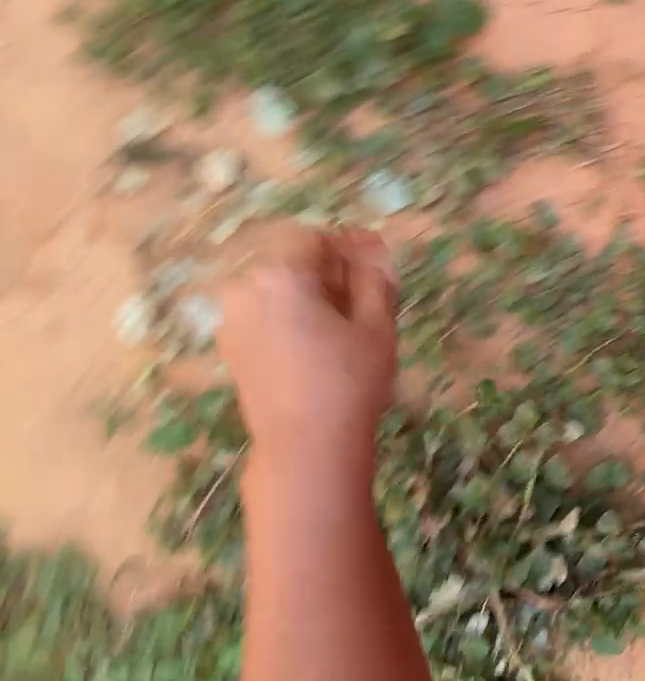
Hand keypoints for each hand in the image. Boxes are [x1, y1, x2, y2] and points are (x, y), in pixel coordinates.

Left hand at [218, 227, 397, 474]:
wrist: (306, 442)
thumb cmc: (350, 380)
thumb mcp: (377, 328)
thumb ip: (374, 282)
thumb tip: (373, 250)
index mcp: (281, 277)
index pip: (311, 238)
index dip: (347, 244)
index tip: (377, 258)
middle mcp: (245, 289)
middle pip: (292, 264)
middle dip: (330, 274)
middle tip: (370, 301)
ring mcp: (231, 318)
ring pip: (279, 292)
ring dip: (313, 298)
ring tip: (347, 329)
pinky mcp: (231, 345)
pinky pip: (266, 316)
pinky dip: (293, 319)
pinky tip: (320, 349)